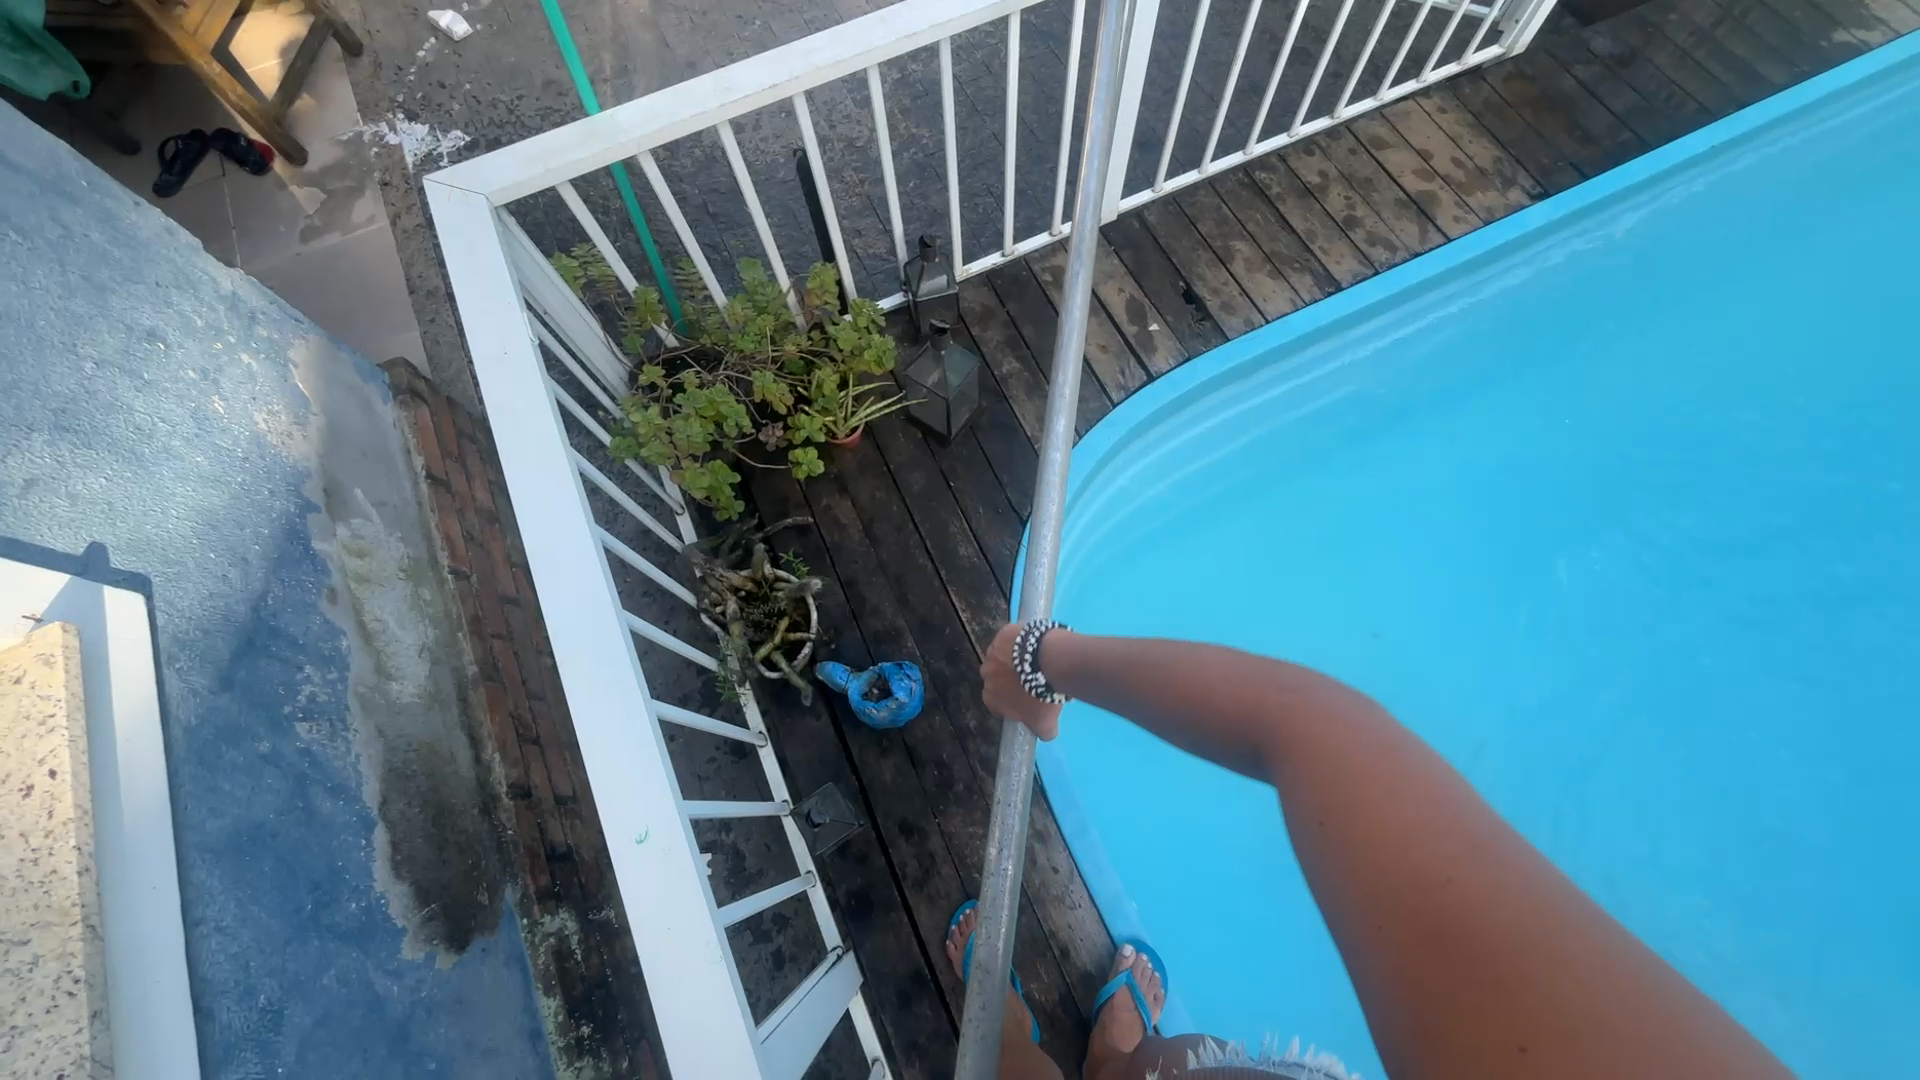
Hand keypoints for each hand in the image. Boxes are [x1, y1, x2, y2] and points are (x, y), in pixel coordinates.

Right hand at [980, 622, 1065, 739]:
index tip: (1027, 699)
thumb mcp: (1045, 724)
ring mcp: (992, 651)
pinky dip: (1021, 641)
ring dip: (1015, 659)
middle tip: (1034, 679)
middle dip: (1010, 678)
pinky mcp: (1003, 633)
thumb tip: (1047, 733)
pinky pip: (1012, 638)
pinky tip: (1035, 645)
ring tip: (1037, 661)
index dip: (1011, 701)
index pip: (997, 702)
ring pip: (1003, 657)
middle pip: (997, 678)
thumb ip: (1043, 732)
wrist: (1047, 662)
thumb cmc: (1041, 696)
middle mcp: (986, 674)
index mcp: (990, 698)